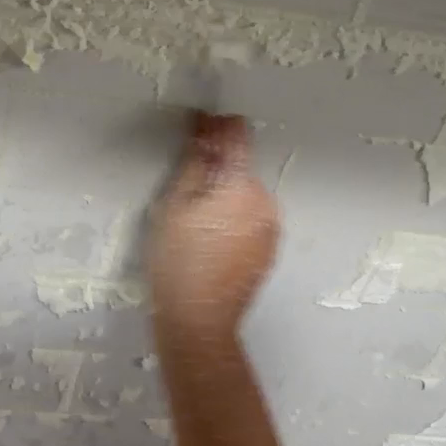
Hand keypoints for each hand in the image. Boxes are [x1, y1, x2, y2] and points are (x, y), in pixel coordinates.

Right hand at [147, 113, 279, 338]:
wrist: (199, 320)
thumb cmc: (177, 259)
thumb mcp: (174, 204)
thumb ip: (194, 162)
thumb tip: (206, 131)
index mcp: (241, 185)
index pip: (238, 136)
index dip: (217, 126)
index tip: (198, 125)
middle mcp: (265, 201)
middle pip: (241, 167)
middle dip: (218, 164)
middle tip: (186, 177)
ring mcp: (271, 228)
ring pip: (246, 194)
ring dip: (225, 191)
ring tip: (194, 213)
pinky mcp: (268, 250)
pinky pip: (251, 218)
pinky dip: (233, 215)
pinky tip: (209, 235)